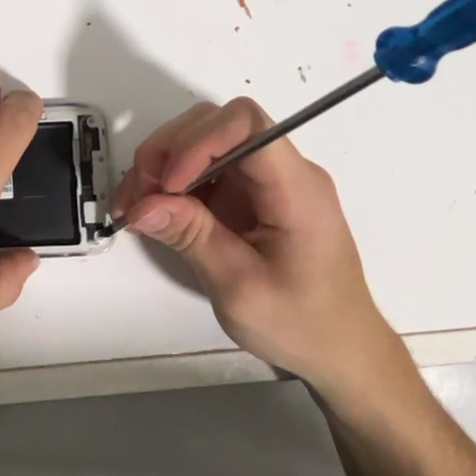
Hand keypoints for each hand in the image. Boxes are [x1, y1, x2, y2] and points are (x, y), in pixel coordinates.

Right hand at [111, 98, 404, 394]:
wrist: (340, 350)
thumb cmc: (302, 325)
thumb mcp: (240, 288)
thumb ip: (192, 238)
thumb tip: (141, 205)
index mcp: (296, 189)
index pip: (246, 124)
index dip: (197, 141)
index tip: (168, 184)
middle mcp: (283, 172)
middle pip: (217, 124)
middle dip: (169, 151)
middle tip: (138, 197)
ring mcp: (266, 182)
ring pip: (204, 141)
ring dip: (162, 165)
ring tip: (135, 207)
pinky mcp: (250, 195)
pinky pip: (205, 169)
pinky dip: (171, 183)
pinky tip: (149, 211)